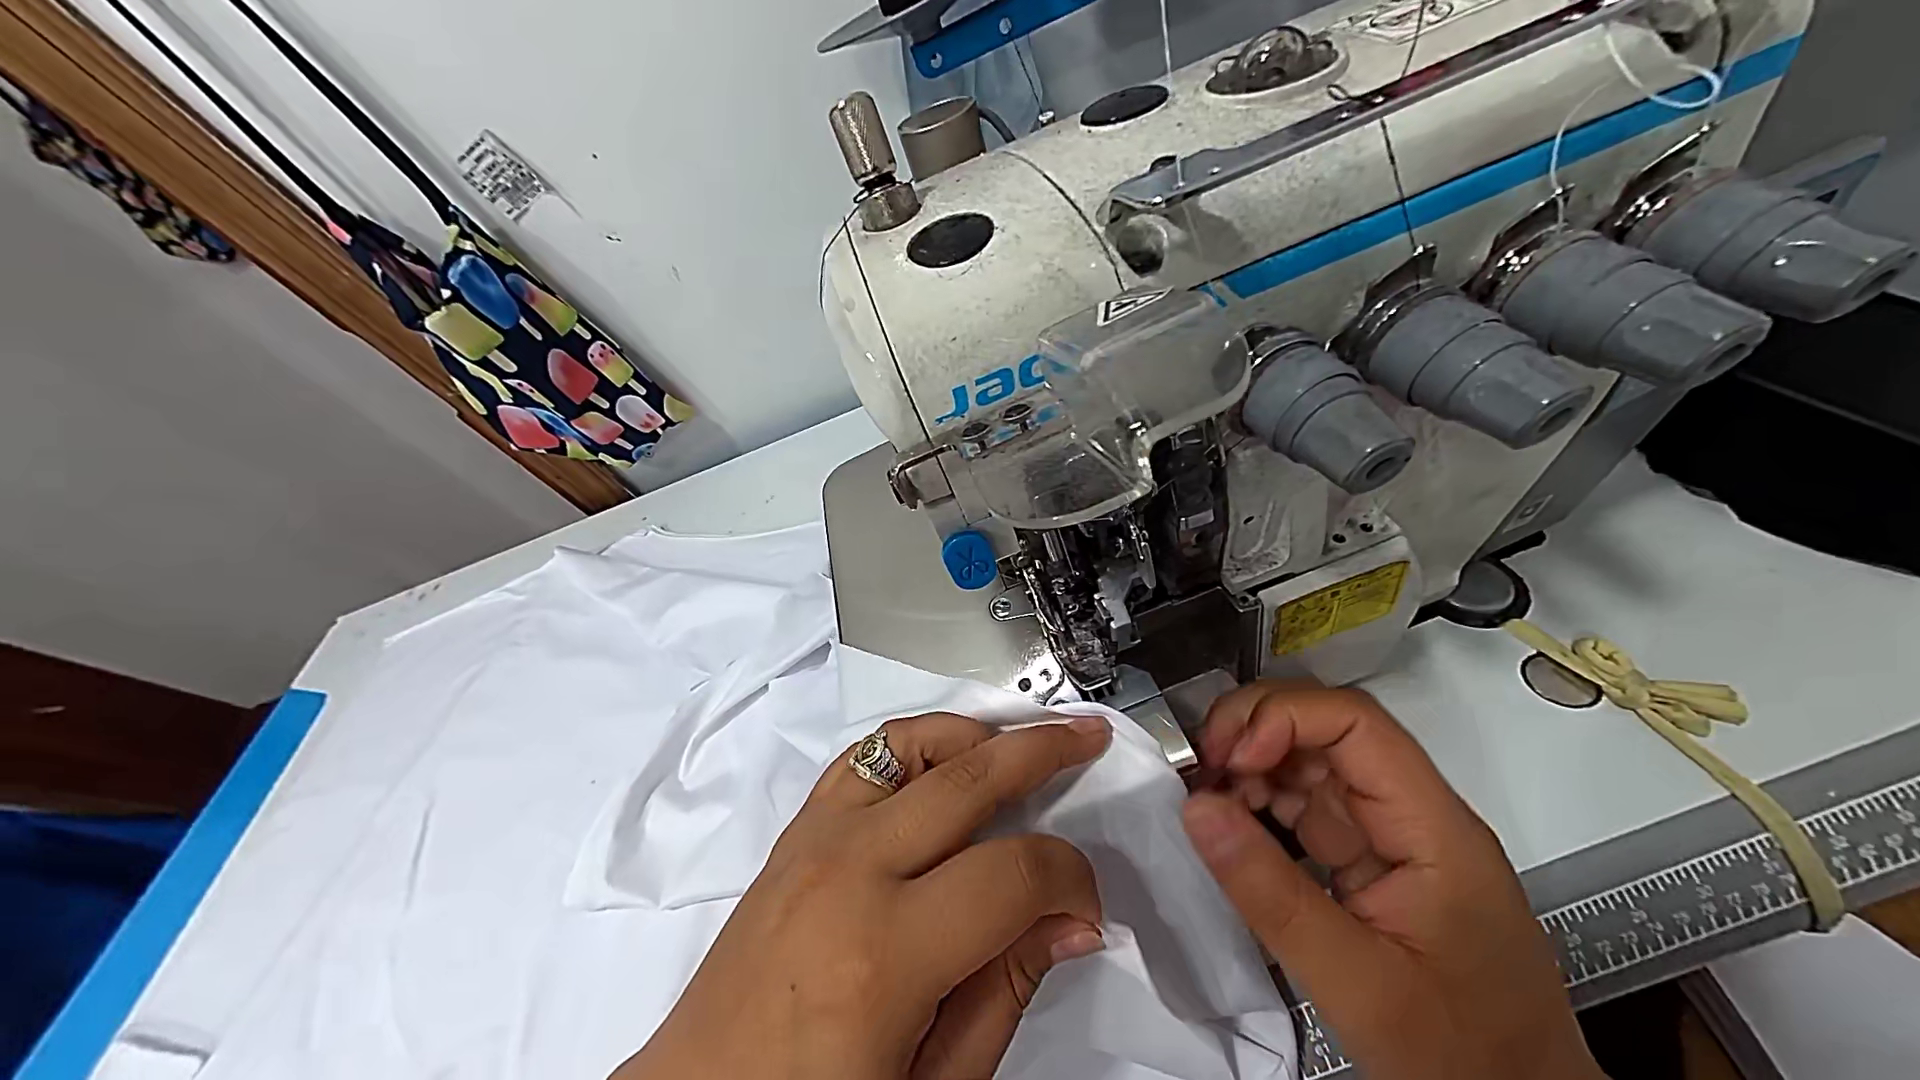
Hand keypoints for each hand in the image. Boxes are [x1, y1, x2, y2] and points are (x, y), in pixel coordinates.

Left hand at [613, 712, 1112, 1079]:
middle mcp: (848, 872)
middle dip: (1043, 750)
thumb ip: (1005, 988)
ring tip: (1021, 738)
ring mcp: (815, 840)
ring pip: (911, 743)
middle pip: (970, 779)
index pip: (1013, 874)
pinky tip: (945, 757)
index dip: (1070, 882)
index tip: (1084, 907)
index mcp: (885, 952)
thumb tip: (1067, 921)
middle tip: (1086, 738)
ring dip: (976, 731)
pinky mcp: (796, 832)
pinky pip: (861, 757)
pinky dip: (914, 742)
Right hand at [1181, 681, 1603, 1079]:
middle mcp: (1410, 814)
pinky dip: (1256, 803)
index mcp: (1432, 829)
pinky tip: (1230, 825)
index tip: (1229, 757)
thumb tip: (1199, 809)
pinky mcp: (1363, 857)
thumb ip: (1270, 893)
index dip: (1283, 719)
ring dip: (1248, 767)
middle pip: (1326, 728)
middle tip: (1201, 768)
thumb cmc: (1465, 1059)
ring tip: (1206, 800)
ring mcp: (1385, 834)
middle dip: (1253, 732)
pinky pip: (1301, 805)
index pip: (1355, 724)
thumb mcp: (1358, 984)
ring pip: (1307, 762)